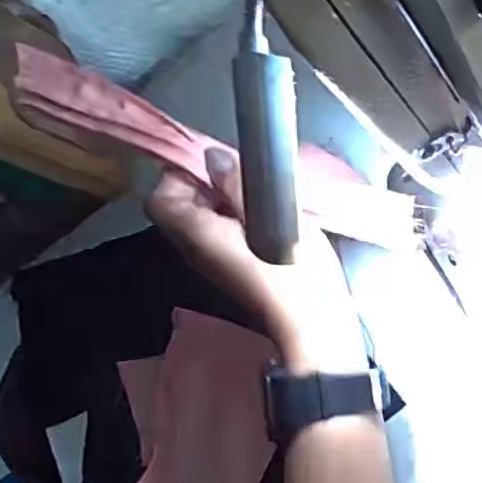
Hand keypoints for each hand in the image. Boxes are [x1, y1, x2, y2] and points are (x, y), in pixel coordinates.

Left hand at [145, 147, 365, 372]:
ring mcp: (221, 264)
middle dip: (215, 187)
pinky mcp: (244, 273)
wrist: (317, 325)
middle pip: (189, 207)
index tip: (224, 167)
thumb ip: (240, 186)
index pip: (163, 194)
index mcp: (197, 233)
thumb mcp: (274, 220)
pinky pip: (233, 237)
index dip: (186, 173)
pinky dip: (249, 224)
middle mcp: (198, 249)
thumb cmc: (296, 275)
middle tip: (253, 181)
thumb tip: (214, 157)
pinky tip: (280, 226)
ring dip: (236, 205)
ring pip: (213, 221)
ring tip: (271, 202)